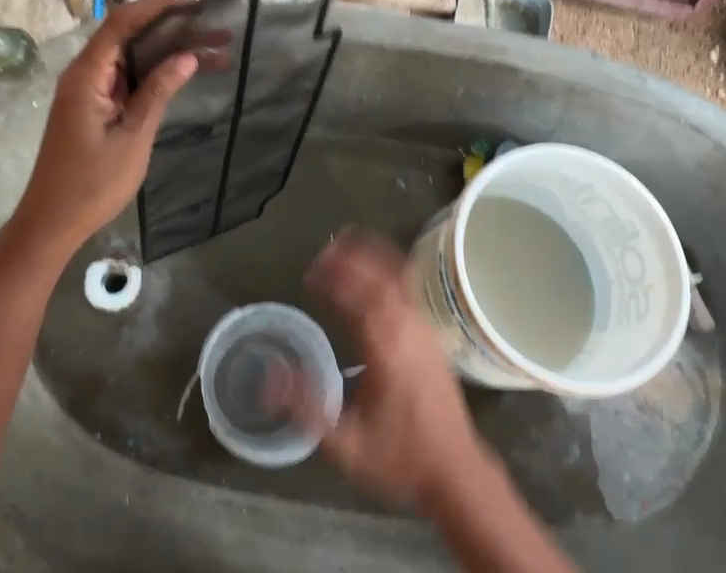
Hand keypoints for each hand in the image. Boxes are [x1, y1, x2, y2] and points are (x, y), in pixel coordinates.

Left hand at [9, 0, 197, 254]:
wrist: (53, 222)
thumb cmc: (92, 183)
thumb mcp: (133, 136)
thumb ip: (158, 92)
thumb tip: (187, 56)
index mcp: (86, 74)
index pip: (122, 23)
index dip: (157, 7)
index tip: (194, 3)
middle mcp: (84, 74)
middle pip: (130, 36)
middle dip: (174, 30)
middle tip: (217, 30)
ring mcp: (88, 91)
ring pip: (132, 58)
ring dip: (169, 52)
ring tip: (214, 51)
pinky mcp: (94, 107)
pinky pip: (127, 79)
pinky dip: (155, 74)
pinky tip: (184, 74)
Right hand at [287, 229, 494, 512]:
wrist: (456, 474)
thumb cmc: (400, 459)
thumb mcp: (345, 442)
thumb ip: (306, 406)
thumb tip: (268, 377)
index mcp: (386, 349)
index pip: (359, 297)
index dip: (334, 279)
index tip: (310, 274)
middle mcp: (409, 331)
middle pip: (383, 277)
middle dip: (353, 259)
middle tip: (324, 253)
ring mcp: (427, 334)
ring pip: (402, 280)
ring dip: (374, 260)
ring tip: (348, 251)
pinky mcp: (435, 342)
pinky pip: (412, 292)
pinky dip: (392, 274)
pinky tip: (378, 280)